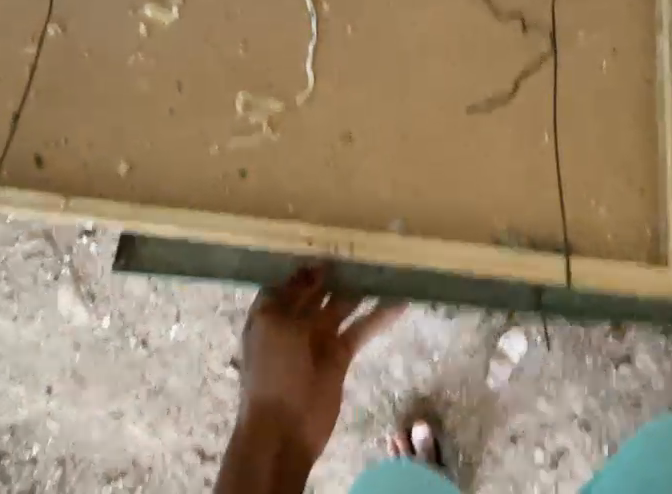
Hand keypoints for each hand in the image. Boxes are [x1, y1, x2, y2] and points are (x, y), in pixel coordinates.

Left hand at [236, 265, 405, 456]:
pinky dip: (378, 316)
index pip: (291, 279)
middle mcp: (295, 320)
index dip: (308, 263)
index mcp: (271, 311)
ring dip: (361, 289)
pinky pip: (361, 329)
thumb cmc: (272, 371)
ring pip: (342, 305)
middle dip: (338, 270)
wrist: (282, 429)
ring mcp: (319, 337)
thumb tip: (316, 268)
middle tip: (365, 247)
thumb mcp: (275, 324)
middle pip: (319, 289)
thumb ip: (296, 293)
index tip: (333, 241)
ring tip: (386, 266)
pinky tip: (400, 302)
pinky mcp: (340, 354)